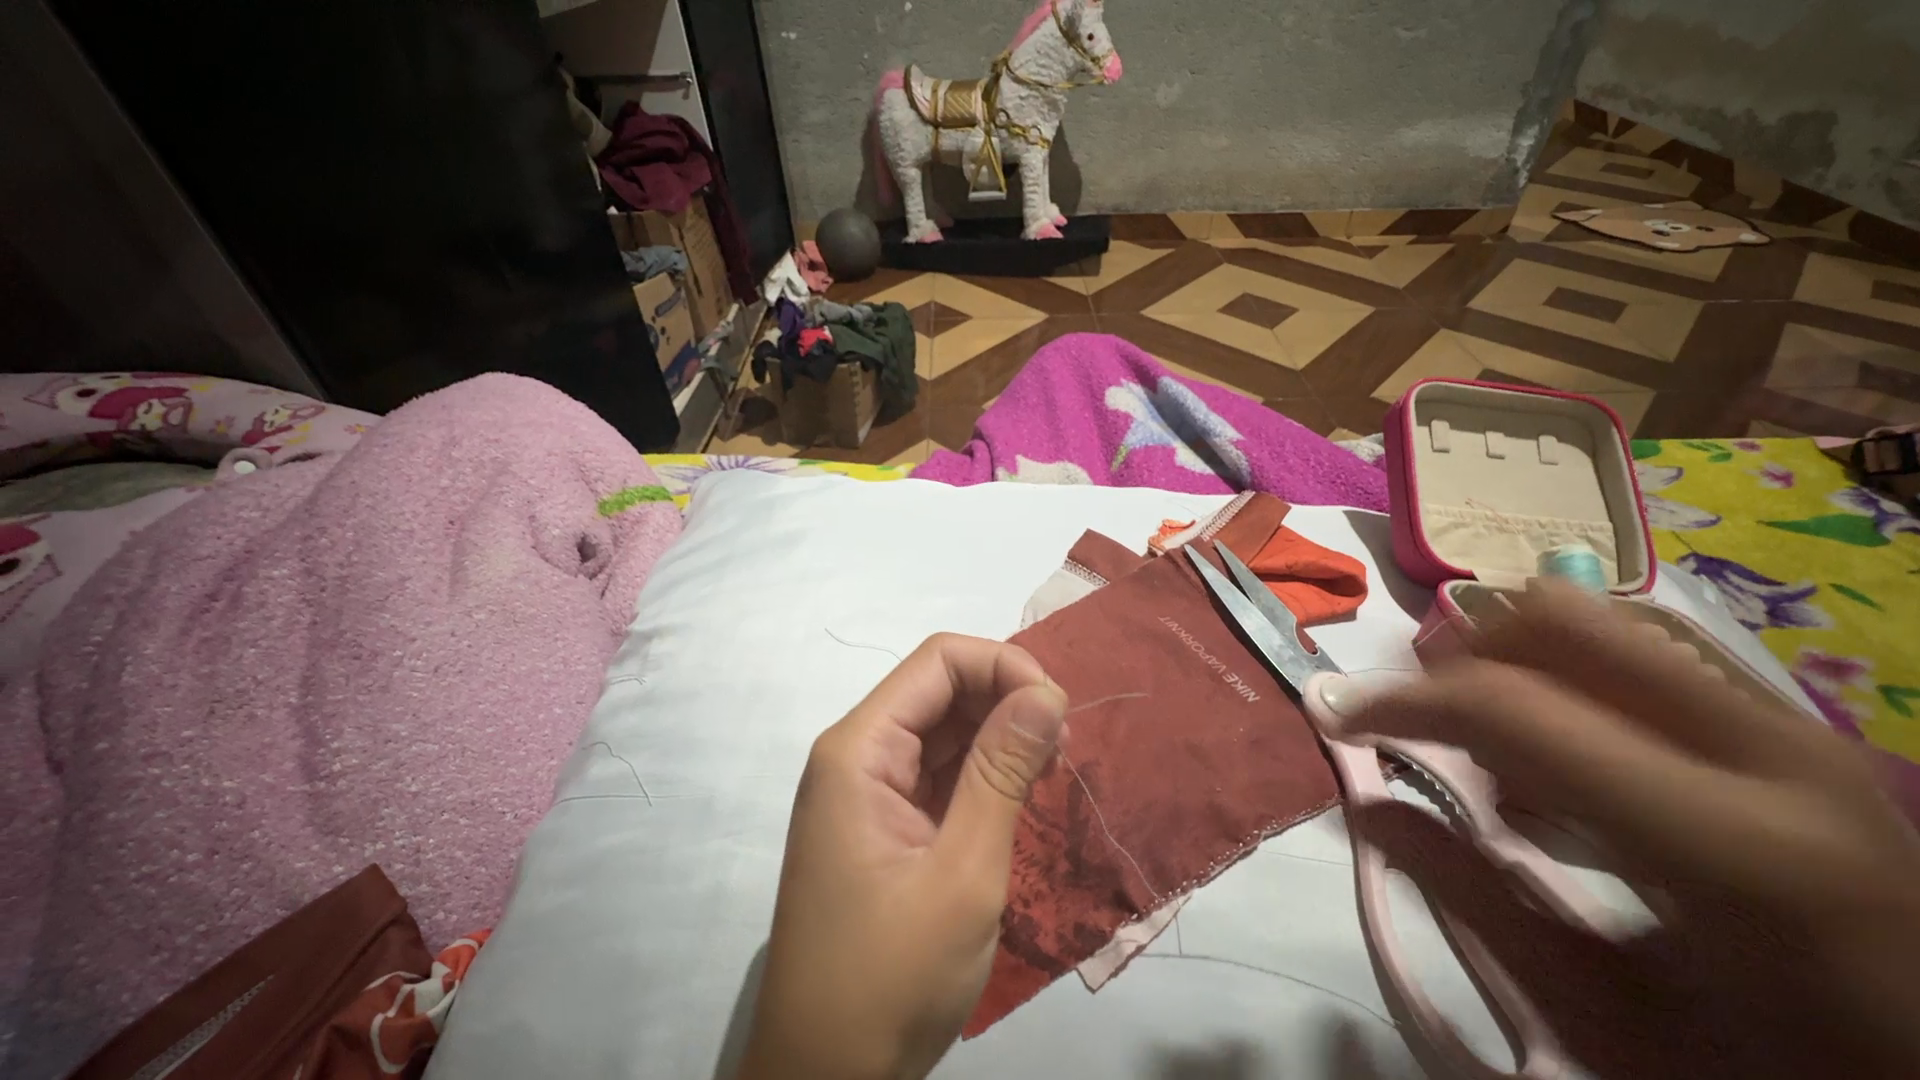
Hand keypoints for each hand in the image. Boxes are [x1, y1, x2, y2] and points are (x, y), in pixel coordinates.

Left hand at [737, 634, 1068, 1079]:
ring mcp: (867, 794)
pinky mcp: (883, 828)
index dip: (1004, 665)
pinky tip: (1022, 797)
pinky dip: (983, 776)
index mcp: (858, 752)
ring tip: (1052, 774)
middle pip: (939, 691)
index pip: (937, 662)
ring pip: (942, 732)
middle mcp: (856, 758)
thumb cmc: (890, 976)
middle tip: (1065, 749)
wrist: (824, 1075)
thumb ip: (1002, 774)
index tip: (1061, 711)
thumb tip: (1046, 691)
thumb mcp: (962, 873)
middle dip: (1006, 701)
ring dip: (1000, 739)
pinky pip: (937, 776)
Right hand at [1327, 581, 1919, 1069]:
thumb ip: (1472, 898)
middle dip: (1457, 658)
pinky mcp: (1790, 719)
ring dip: (1510, 660)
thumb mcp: (1601, 1017)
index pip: (1512, 711)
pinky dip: (1566, 673)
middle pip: (1557, 623)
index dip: (1401, 703)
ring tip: (1491, 748)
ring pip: (1599, 619)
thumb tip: (1368, 806)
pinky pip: (1643, 648)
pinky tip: (1564, 753)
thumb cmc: (1764, 1065)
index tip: (1336, 716)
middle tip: (1416, 720)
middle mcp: (1764, 748)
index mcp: (1724, 842)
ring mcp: (1789, 722)